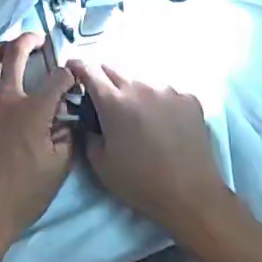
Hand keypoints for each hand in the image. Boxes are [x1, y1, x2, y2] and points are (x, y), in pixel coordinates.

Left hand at [0, 32, 76, 255]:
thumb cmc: (22, 196)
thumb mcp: (58, 169)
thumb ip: (68, 137)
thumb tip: (69, 119)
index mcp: (34, 111)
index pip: (58, 77)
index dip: (70, 72)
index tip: (74, 76)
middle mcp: (6, 99)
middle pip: (17, 53)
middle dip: (31, 39)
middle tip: (39, 40)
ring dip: (0, 47)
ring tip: (8, 49)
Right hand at [67, 60, 231, 235]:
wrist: (189, 193)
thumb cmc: (139, 182)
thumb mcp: (101, 164)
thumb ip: (88, 133)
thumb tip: (87, 118)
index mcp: (114, 102)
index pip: (89, 70)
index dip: (78, 67)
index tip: (72, 68)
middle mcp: (141, 87)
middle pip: (115, 69)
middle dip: (105, 80)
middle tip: (105, 100)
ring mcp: (168, 90)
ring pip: (143, 81)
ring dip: (134, 92)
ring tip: (139, 116)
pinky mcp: (189, 98)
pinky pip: (167, 93)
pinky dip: (160, 102)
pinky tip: (164, 124)